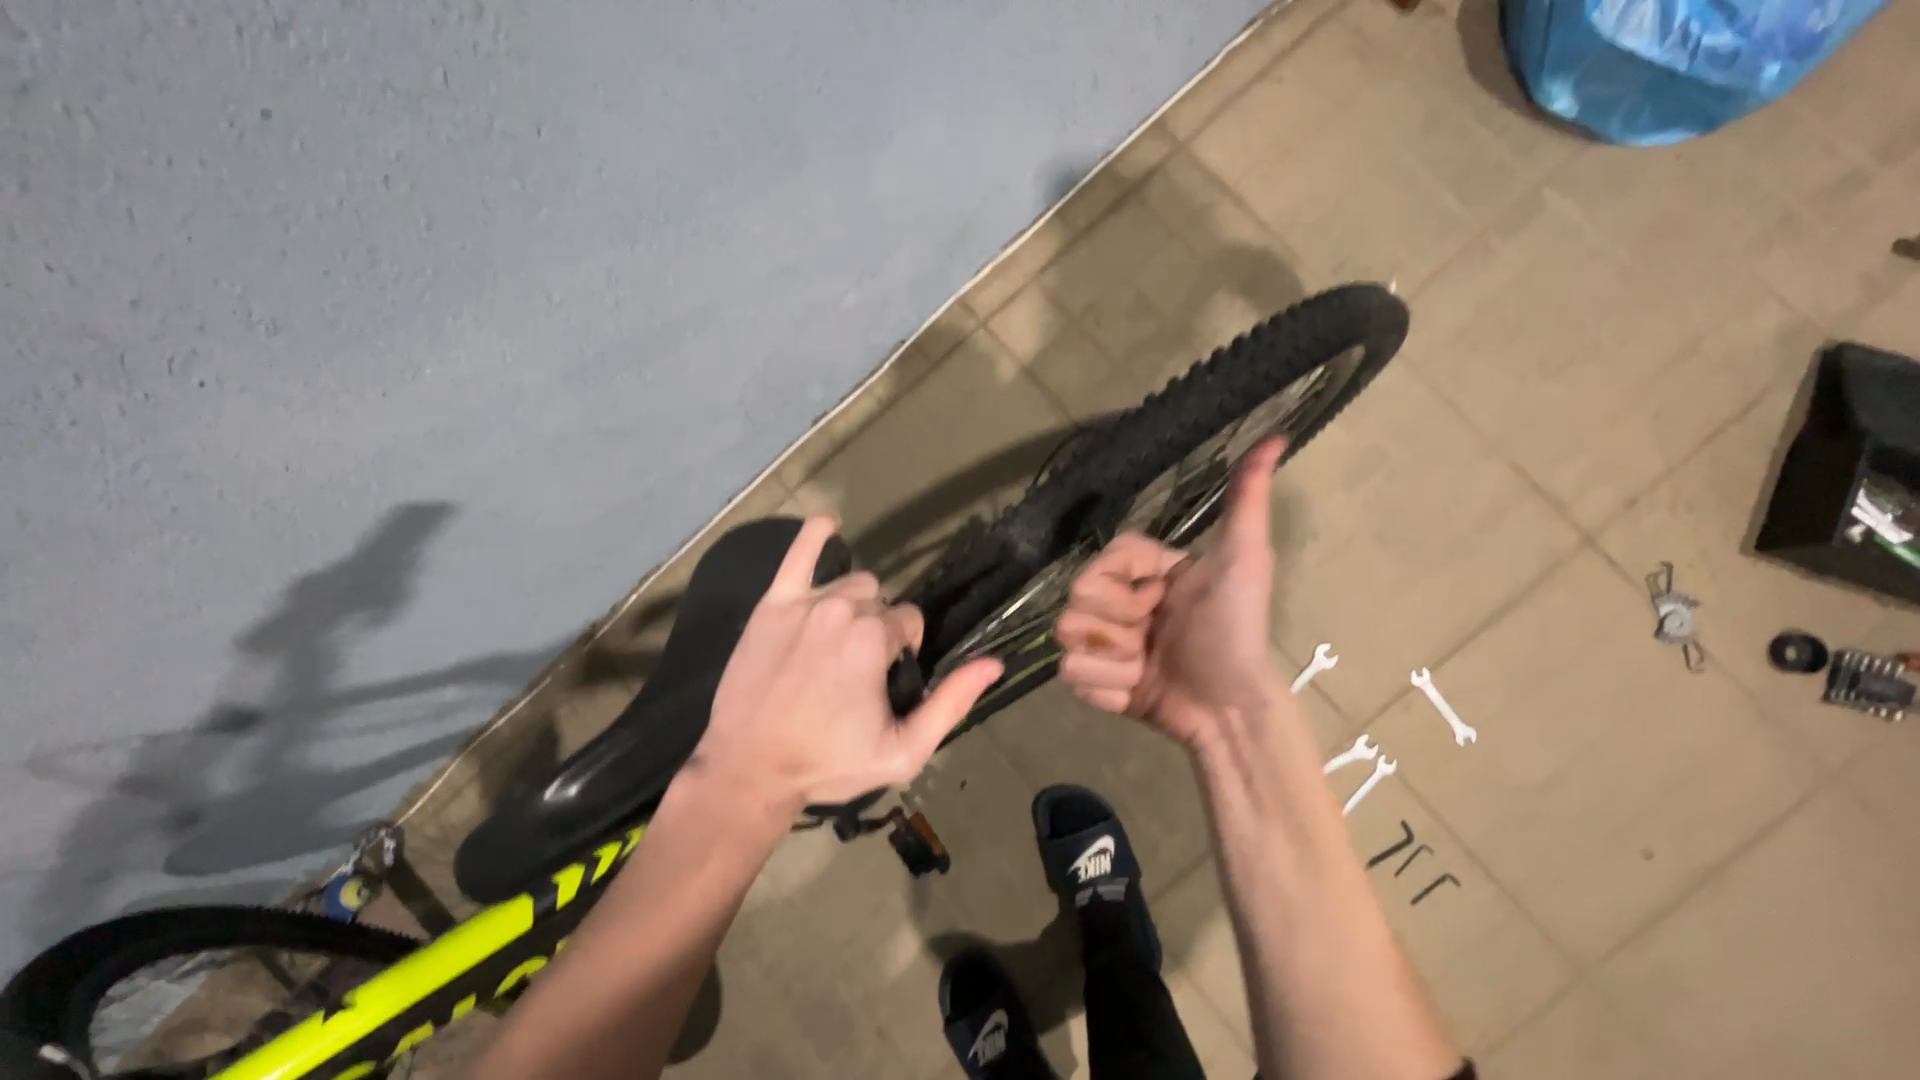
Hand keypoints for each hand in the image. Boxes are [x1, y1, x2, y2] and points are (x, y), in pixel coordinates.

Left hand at [691, 517, 1003, 816]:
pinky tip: (827, 525)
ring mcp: (803, 603)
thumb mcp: (902, 750)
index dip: (905, 650)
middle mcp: (841, 609)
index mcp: (874, 638)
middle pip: (880, 602)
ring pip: (850, 584)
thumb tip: (994, 663)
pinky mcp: (771, 606)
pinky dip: (815, 536)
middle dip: (880, 630)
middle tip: (858, 672)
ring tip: (838, 644)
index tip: (886, 680)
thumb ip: (951, 703)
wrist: (750, 769)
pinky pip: (797, 555)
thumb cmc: (829, 763)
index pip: (910, 620)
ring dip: (855, 605)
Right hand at [1053, 438, 1286, 748]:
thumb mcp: (1245, 560)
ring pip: (1066, 635)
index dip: (1126, 582)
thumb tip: (1277, 436)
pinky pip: (1070, 674)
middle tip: (1156, 636)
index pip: (1101, 558)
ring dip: (1112, 658)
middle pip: (1075, 597)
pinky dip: (1106, 688)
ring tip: (1147, 667)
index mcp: (1146, 571)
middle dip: (1119, 623)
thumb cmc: (1236, 630)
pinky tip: (1137, 691)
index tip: (1162, 597)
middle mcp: (1119, 602)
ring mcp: (1103, 642)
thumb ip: (1247, 500)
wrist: (1228, 706)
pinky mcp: (1095, 681)